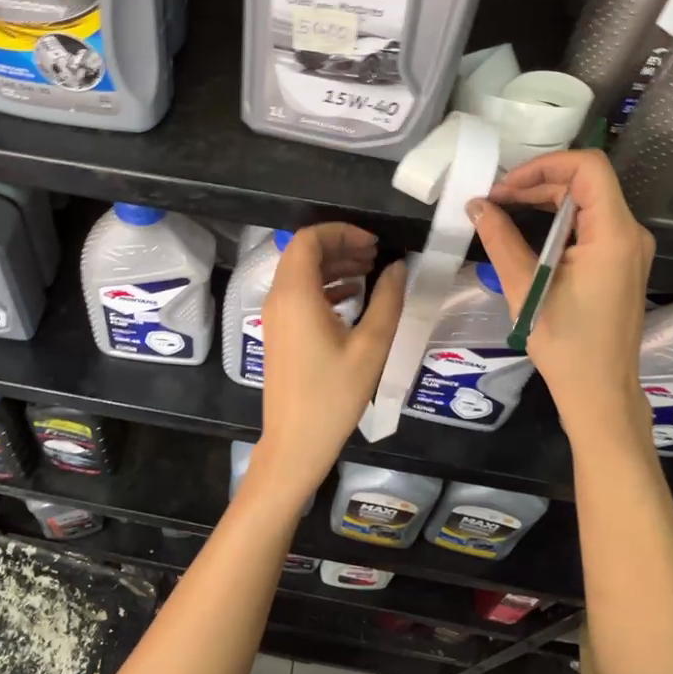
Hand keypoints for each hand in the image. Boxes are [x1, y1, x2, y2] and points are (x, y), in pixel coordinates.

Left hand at [255, 224, 405, 501]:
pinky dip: (324, 287)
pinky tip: (354, 297)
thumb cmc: (334, 395)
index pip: (309, 240)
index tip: (374, 243)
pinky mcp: (279, 333)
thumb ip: (388, 300)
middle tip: (375, 254)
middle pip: (303, 253)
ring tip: (370, 271)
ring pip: (300, 273)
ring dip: (333, 266)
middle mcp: (278, 298)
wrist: (296, 441)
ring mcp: (274, 317)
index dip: (341, 232)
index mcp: (295, 294)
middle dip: (339, 246)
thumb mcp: (371, 346)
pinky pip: (297, 295)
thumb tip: (398, 267)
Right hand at [465, 151, 653, 436]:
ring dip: (546, 201)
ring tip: (504, 212)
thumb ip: (501, 239)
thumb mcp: (526, 286)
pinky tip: (528, 234)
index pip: (588, 168)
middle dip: (539, 183)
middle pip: (587, 183)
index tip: (506, 185)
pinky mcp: (621, 264)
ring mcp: (629, 249)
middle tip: (494, 200)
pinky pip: (591, 226)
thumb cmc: (564, 341)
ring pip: (588, 203)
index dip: (544, 165)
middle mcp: (630, 233)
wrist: (599, 389)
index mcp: (613, 234)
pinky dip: (558, 222)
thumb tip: (476, 205)